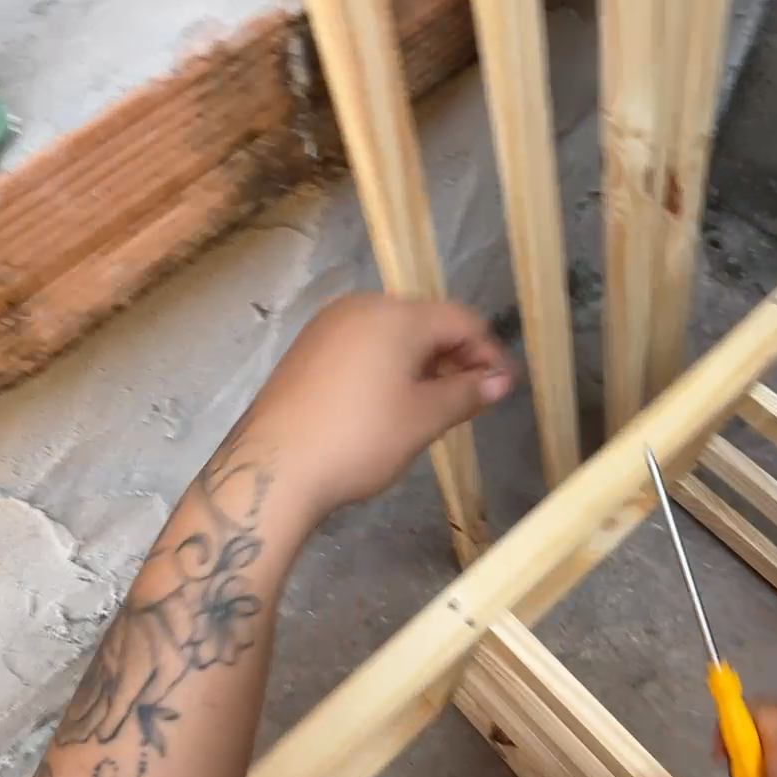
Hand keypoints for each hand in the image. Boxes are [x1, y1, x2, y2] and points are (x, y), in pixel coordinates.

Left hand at [242, 293, 512, 521]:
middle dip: (453, 357)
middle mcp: (359, 308)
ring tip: (430, 406)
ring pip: (390, 336)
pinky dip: (385, 368)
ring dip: (419, 364)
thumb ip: (467, 392)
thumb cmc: (360, 439)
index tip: (502, 388)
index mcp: (395, 315)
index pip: (460, 319)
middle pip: (423, 322)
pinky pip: (360, 348)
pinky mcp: (305, 351)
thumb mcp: (424, 418)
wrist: (274, 469)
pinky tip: (387, 404)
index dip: (488, 352)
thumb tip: (501, 380)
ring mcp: (327, 327)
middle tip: (468, 399)